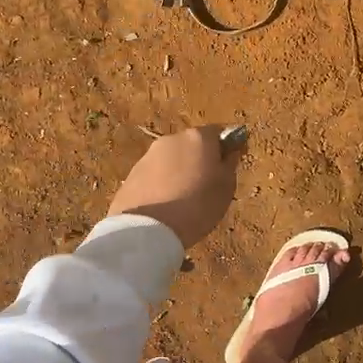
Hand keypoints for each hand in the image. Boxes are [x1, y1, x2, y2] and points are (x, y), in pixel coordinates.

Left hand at [107, 126, 242, 247]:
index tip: (232, 163)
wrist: (147, 230)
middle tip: (208, 185)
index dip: (228, 146)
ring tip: (184, 201)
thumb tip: (228, 153)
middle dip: (200, 160)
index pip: (219, 132)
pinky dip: (162, 186)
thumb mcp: (227, 186)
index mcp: (198, 137)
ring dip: (180, 173)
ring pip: (171, 161)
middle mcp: (171, 140)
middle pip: (192, 145)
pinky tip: (166, 208)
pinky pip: (154, 177)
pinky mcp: (130, 176)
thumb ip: (229, 164)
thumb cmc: (198, 205)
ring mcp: (147, 157)